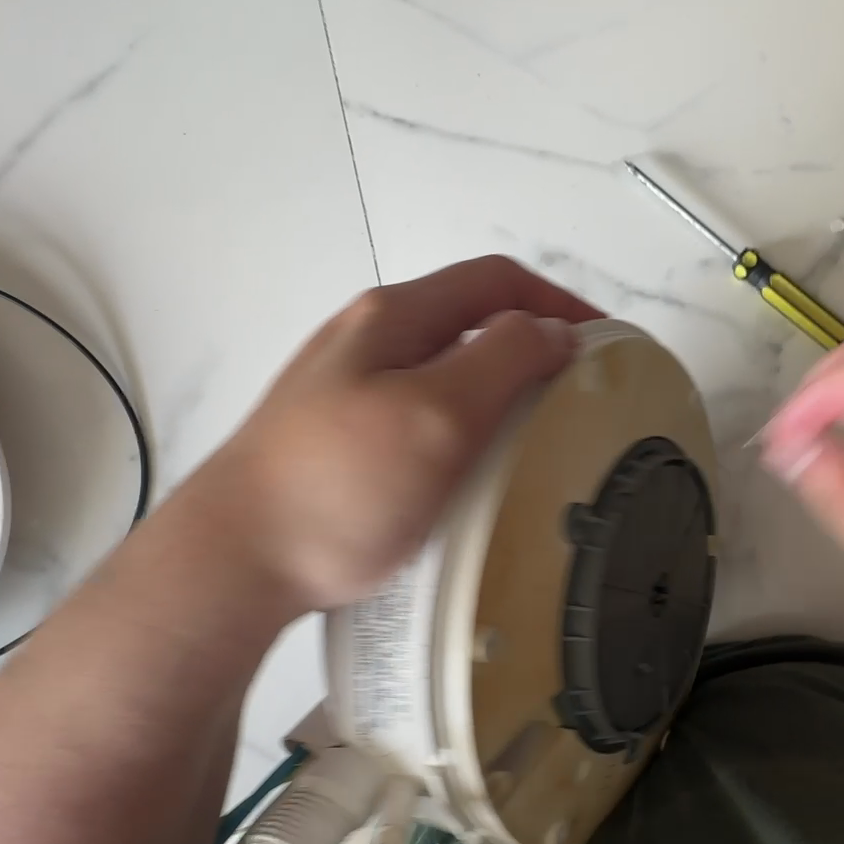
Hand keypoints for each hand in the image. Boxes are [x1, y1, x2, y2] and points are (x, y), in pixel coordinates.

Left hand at [172, 255, 601, 612]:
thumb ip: (505, 360)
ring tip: (542, 432)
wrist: (236, 562)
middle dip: (537, 345)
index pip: (498, 281)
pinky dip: (474, 421)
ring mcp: (353, 387)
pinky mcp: (347, 435)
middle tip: (580, 396)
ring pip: (452, 367)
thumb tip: (557, 333)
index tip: (607, 345)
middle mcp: (371, 339)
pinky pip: (430, 409)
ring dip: (506, 385)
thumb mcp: (437, 414)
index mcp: (394, 317)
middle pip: (474, 319)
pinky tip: (480, 465)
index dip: (560, 302)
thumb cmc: (343, 485)